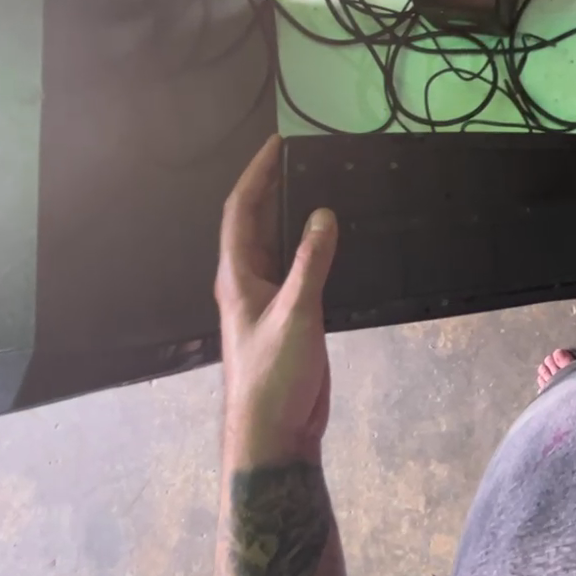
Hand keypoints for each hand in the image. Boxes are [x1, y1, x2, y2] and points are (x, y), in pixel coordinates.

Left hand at [215, 135, 338, 466]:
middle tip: (306, 155)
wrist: (276, 432)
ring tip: (325, 184)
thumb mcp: (295, 314)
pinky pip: (302, 265)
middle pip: (258, 221)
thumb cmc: (273, 374)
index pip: (242, 212)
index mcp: (238, 276)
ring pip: (280, 242)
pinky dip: (316, 244)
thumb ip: (310, 263)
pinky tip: (337, 237)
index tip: (277, 144)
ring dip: (296, 213)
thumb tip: (324, 213)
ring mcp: (271, 296)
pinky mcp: (294, 312)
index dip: (256, 175)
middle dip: (276, 186)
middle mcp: (249, 279)